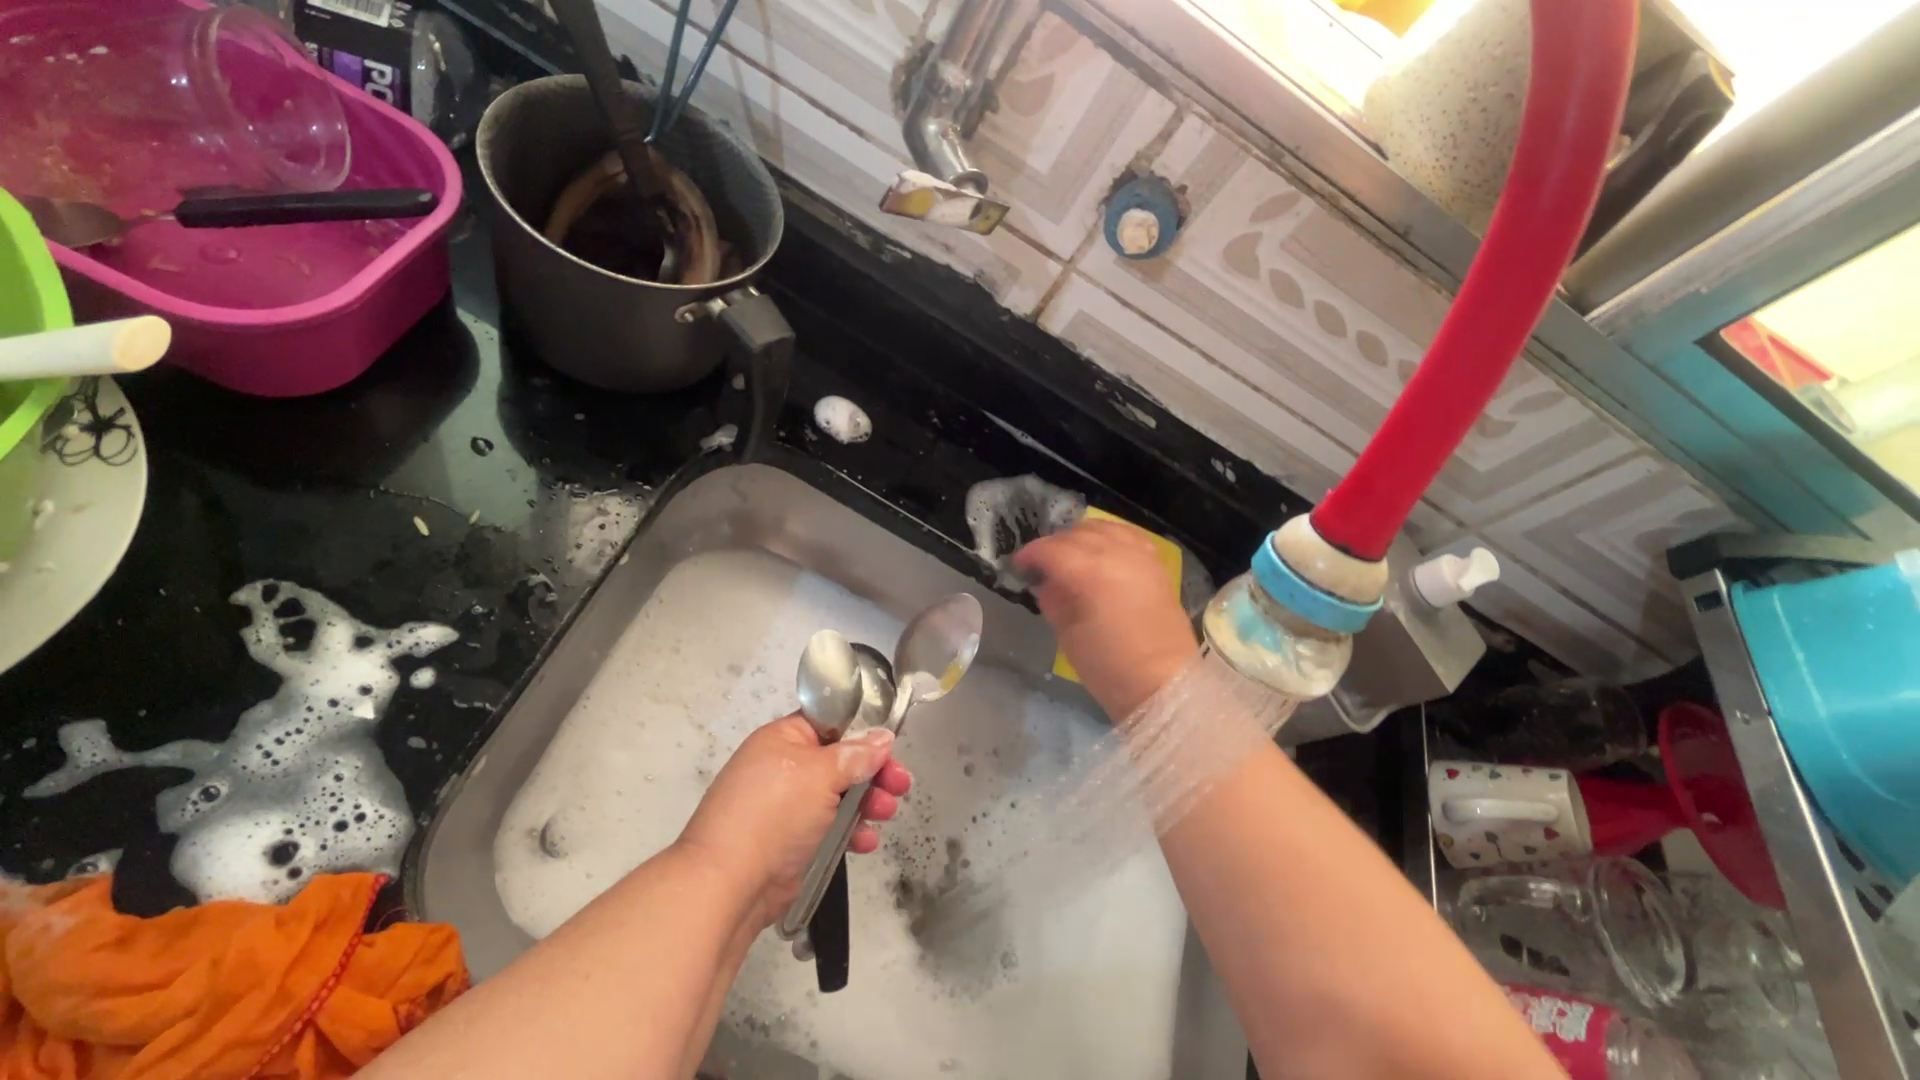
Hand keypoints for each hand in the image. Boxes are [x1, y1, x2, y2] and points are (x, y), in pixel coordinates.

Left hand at [675, 714, 911, 927]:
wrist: (730, 883)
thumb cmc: (774, 814)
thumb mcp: (820, 774)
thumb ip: (856, 755)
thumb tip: (883, 736)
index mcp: (783, 739)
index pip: (829, 723)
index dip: (862, 731)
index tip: (891, 745)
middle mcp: (785, 768)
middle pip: (841, 761)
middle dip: (874, 772)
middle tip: (901, 784)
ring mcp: (788, 807)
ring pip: (840, 796)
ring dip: (868, 803)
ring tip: (886, 813)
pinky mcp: (794, 841)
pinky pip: (831, 827)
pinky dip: (850, 832)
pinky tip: (865, 842)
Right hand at [1012, 517, 1199, 722]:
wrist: (1163, 686)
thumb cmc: (1110, 669)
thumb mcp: (1068, 637)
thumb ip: (1054, 601)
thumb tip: (1046, 583)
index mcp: (1093, 573)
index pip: (1052, 550)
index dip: (1030, 555)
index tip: (1018, 566)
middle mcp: (1120, 554)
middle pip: (1078, 534)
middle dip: (1054, 545)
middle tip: (1041, 566)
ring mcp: (1143, 557)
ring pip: (1106, 527)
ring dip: (1082, 536)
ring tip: (1069, 556)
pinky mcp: (1158, 566)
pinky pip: (1130, 536)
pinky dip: (1110, 537)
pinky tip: (1101, 552)